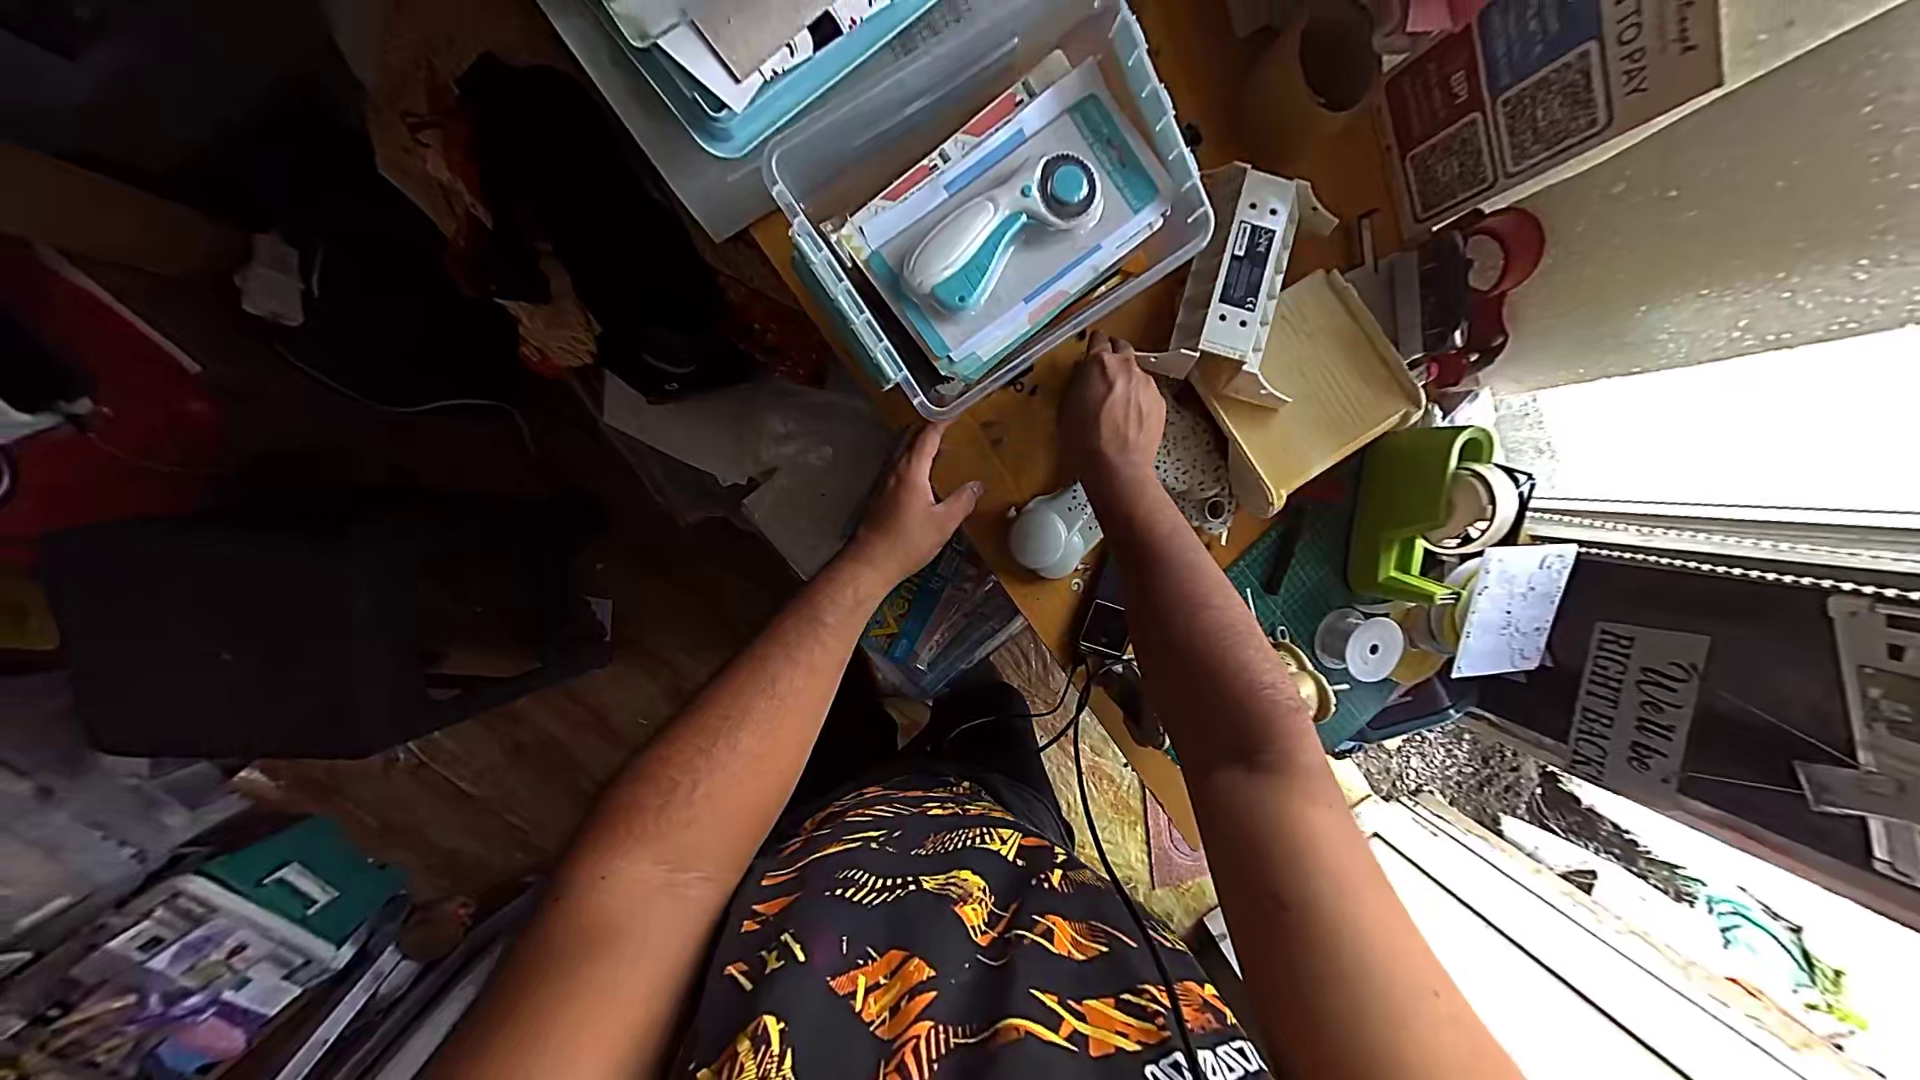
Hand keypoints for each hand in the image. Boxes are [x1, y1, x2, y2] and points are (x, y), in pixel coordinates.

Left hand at [842, 422, 982, 590]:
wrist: (869, 563)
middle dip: (929, 427)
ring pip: (900, 450)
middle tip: (950, 427)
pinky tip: (921, 473)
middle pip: (909, 436)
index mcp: (910, 470)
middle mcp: (893, 469)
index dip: (943, 422)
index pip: (927, 435)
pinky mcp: (878, 494)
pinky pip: (896, 465)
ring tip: (939, 447)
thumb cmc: (906, 543)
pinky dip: (910, 458)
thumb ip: (962, 501)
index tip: (958, 414)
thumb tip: (977, 485)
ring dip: (917, 442)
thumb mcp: (943, 524)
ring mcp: (882, 481)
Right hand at [1061, 330, 1164, 496]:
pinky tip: (1128, 417)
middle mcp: (1126, 367)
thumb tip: (1082, 378)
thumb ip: (1077, 383)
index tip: (1092, 347)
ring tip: (1116, 402)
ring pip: (1136, 372)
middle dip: (1113, 355)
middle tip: (1103, 371)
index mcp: (1099, 363)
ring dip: (1126, 380)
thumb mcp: (1066, 407)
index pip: (1098, 339)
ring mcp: (1146, 383)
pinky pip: (1147, 392)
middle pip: (1122, 348)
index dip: (1094, 343)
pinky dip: (1138, 399)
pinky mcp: (1159, 402)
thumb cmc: (1086, 441)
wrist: (1116, 466)